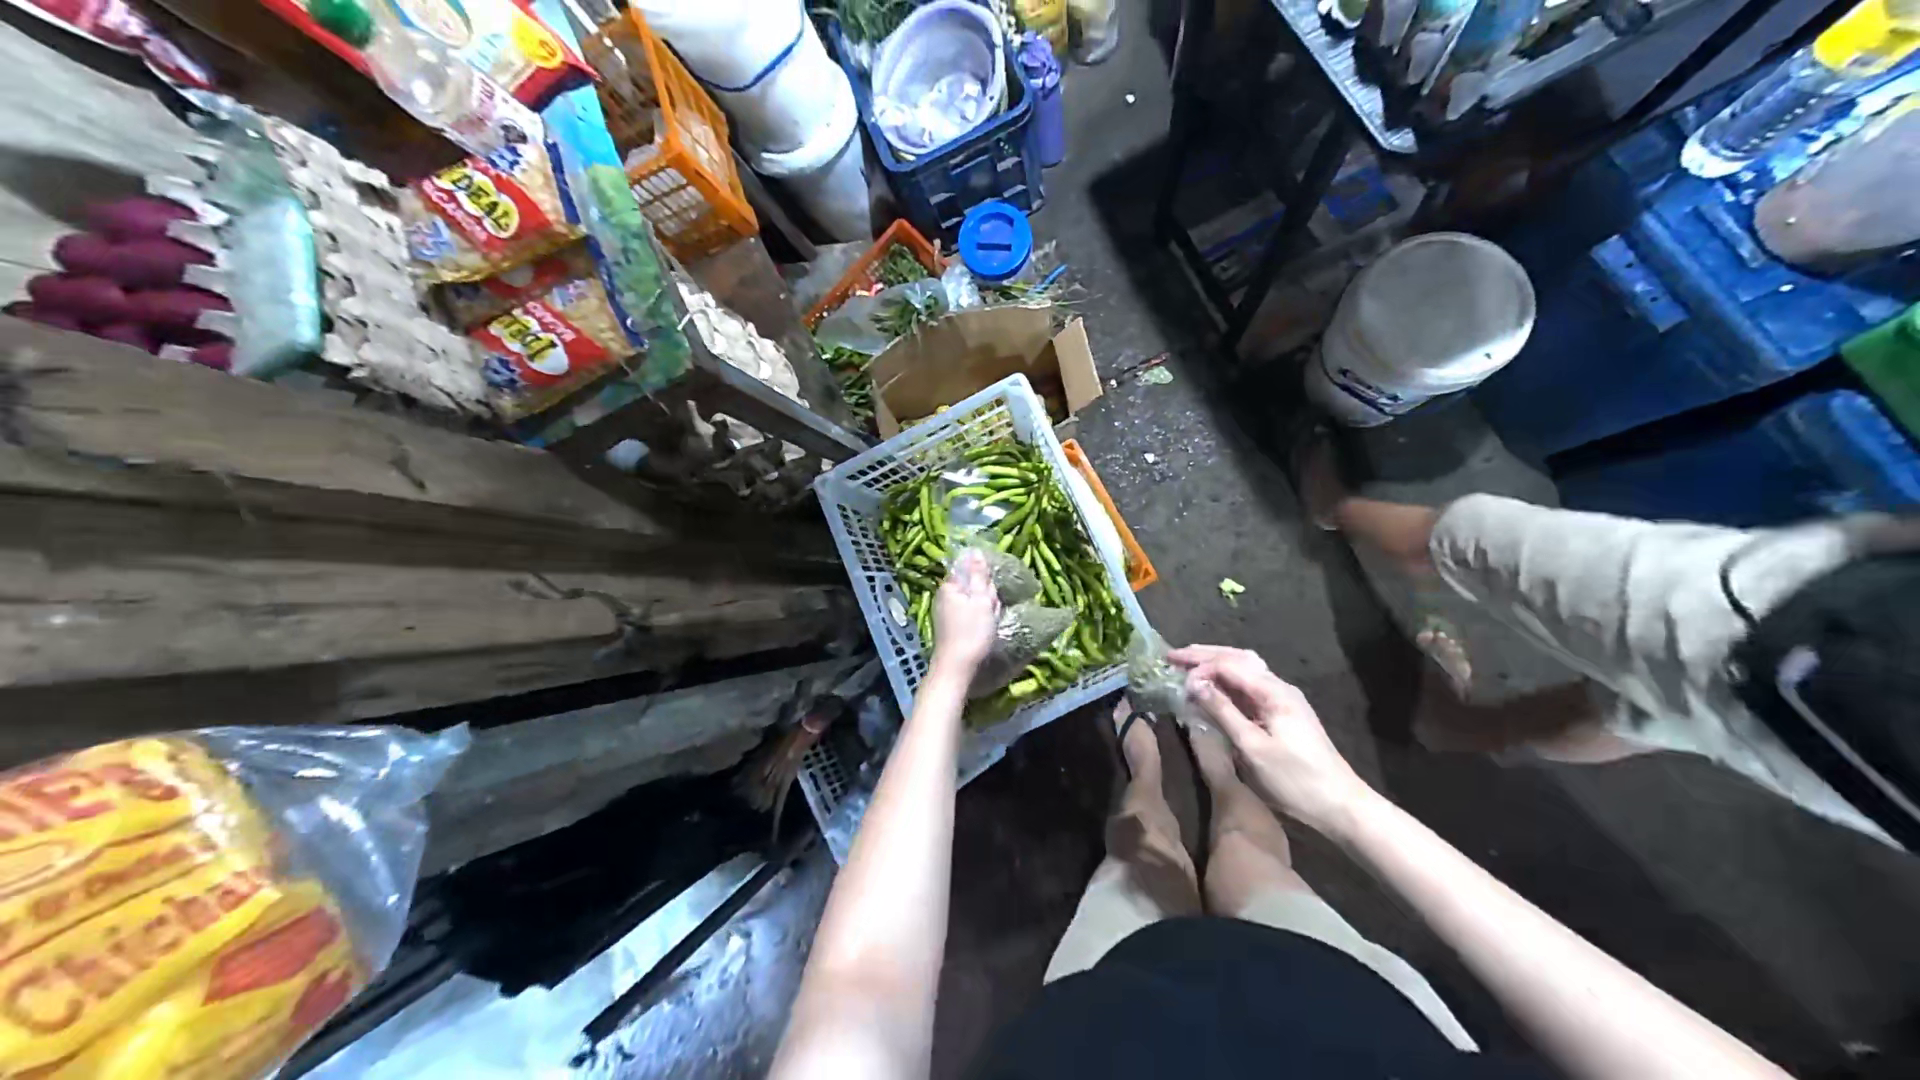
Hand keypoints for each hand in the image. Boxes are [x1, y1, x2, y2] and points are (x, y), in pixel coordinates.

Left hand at [933, 550, 998, 672]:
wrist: (956, 668)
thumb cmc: (972, 632)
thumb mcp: (981, 600)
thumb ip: (978, 575)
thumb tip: (975, 551)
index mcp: (949, 586)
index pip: (968, 569)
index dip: (984, 578)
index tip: (991, 591)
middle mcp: (944, 595)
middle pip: (971, 585)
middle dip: (986, 595)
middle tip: (991, 609)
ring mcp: (945, 611)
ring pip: (973, 601)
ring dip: (985, 609)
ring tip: (989, 622)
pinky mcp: (950, 626)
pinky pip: (969, 614)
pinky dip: (979, 620)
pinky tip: (984, 630)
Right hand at [1170, 645, 1372, 832]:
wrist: (1339, 804)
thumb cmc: (1295, 778)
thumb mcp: (1253, 747)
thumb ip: (1223, 712)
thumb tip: (1195, 684)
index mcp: (1273, 692)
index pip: (1230, 665)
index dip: (1200, 668)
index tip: (1177, 681)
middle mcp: (1278, 687)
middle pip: (1238, 658)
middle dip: (1204, 654)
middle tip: (1172, 655)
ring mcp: (1282, 698)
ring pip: (1245, 668)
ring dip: (1215, 663)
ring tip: (1188, 664)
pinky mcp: (1281, 712)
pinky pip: (1249, 685)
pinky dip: (1226, 680)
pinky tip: (1212, 686)